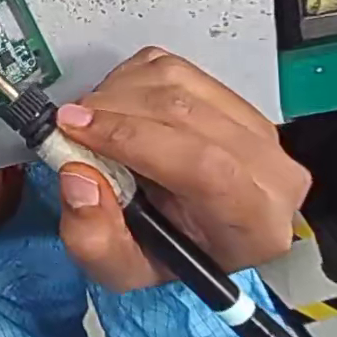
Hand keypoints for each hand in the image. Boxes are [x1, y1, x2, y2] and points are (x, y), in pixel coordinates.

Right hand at [52, 48, 310, 290]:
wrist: (178, 230)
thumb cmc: (155, 253)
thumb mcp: (116, 268)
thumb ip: (92, 238)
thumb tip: (79, 176)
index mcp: (253, 223)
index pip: (204, 166)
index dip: (132, 139)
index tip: (74, 129)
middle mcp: (270, 169)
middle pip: (185, 114)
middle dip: (111, 112)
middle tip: (66, 125)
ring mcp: (253, 124)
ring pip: (175, 83)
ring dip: (115, 94)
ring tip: (89, 124)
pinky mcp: (228, 94)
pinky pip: (169, 68)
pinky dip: (125, 81)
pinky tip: (114, 111)